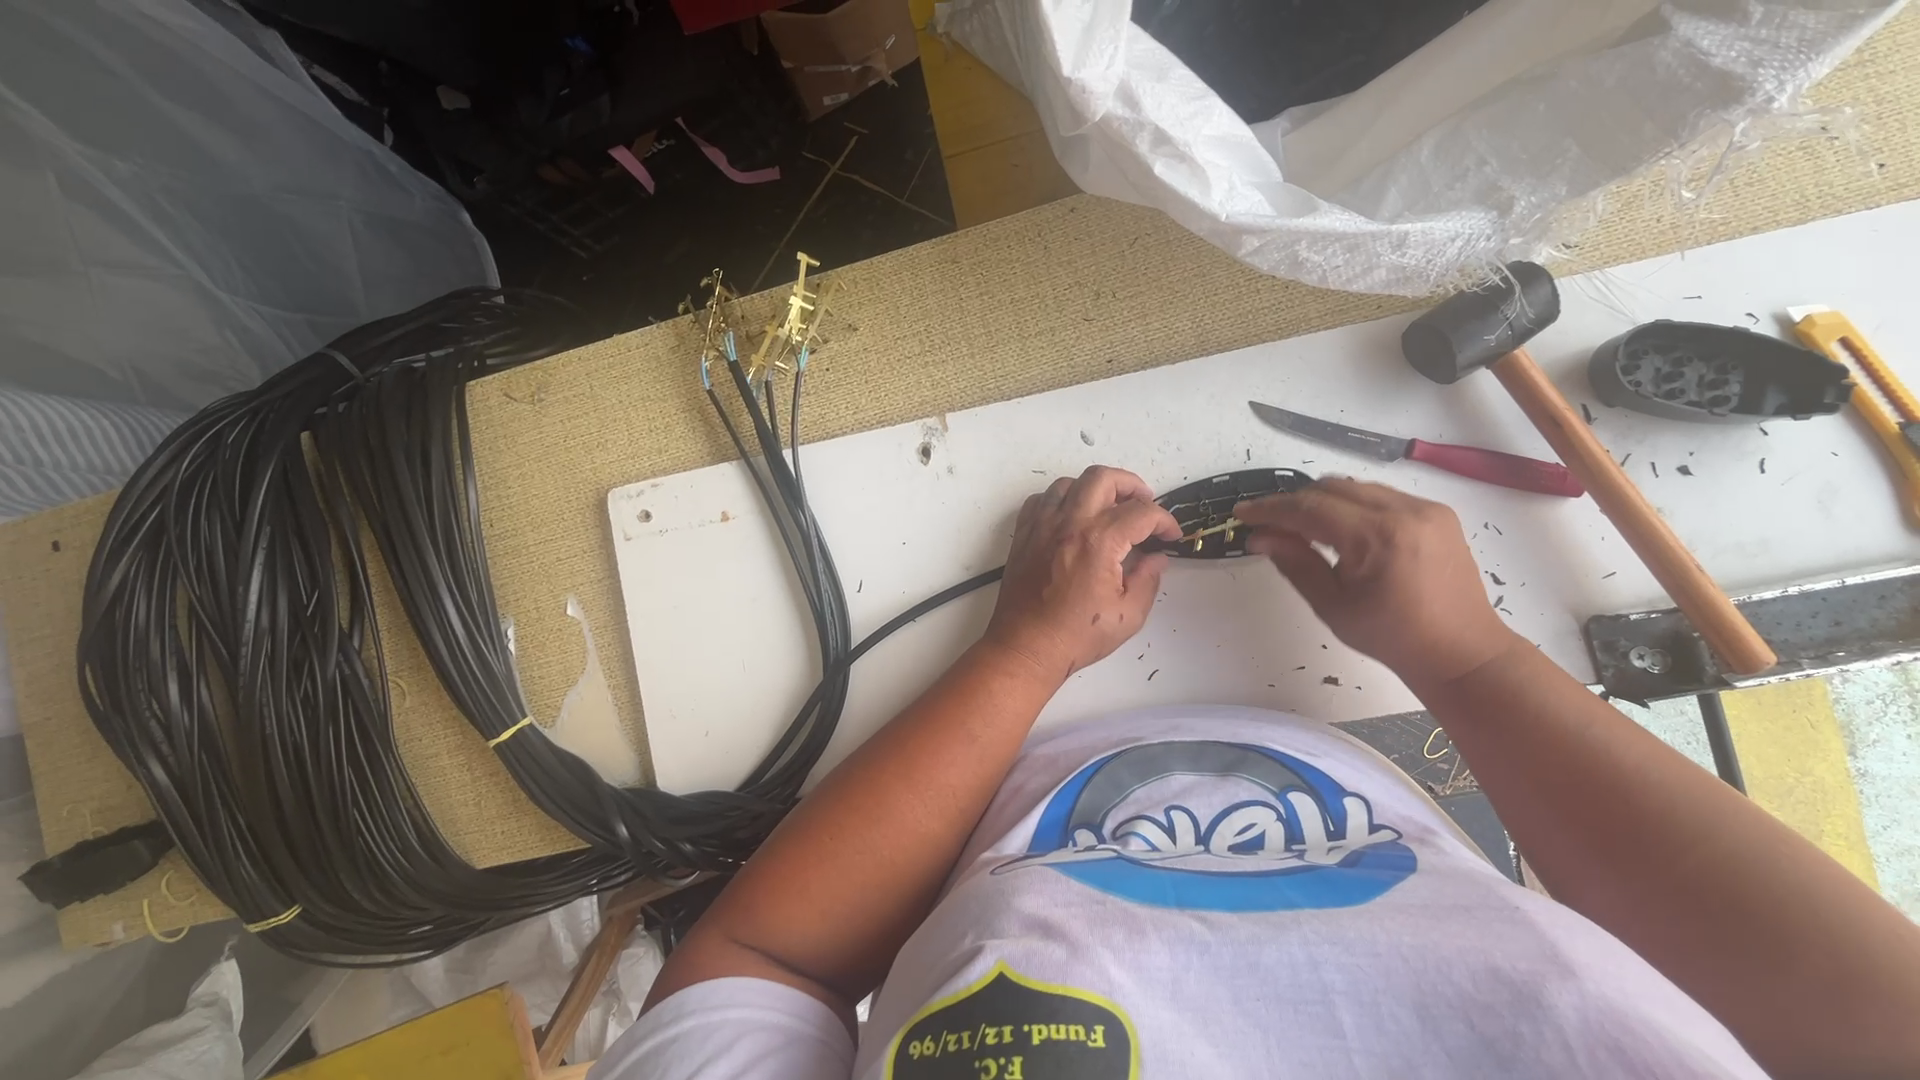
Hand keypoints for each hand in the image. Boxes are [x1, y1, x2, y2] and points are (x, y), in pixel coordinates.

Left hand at [984, 466, 1182, 681]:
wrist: (1026, 649)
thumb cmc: (1075, 636)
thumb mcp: (1128, 615)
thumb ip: (1148, 580)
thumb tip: (1156, 559)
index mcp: (1098, 542)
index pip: (1141, 513)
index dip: (1164, 521)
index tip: (1170, 535)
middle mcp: (1069, 524)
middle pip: (1103, 478)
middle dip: (1131, 486)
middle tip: (1144, 505)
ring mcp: (1042, 527)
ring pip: (1069, 483)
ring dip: (1094, 489)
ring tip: (1109, 508)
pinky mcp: (1024, 535)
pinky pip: (1041, 500)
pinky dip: (1061, 500)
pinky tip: (1073, 517)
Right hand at [1235, 478, 1520, 688]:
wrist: (1461, 651)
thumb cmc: (1392, 637)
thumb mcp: (1332, 605)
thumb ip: (1295, 563)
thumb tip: (1260, 537)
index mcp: (1378, 536)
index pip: (1311, 508)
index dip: (1271, 509)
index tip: (1243, 513)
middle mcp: (1405, 511)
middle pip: (1332, 488)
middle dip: (1294, 502)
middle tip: (1268, 524)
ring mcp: (1426, 508)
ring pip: (1356, 488)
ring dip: (1322, 501)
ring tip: (1300, 527)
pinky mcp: (1437, 513)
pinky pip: (1381, 495)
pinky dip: (1352, 505)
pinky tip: (1340, 529)